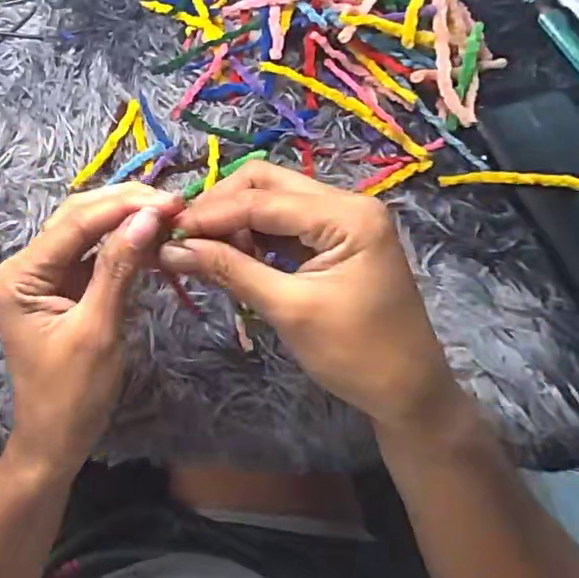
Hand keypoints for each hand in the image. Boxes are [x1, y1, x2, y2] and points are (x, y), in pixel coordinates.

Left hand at [0, 184, 182, 476]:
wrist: (55, 443)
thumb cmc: (71, 395)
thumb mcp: (98, 329)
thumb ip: (119, 268)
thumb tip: (148, 217)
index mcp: (20, 274)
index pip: (74, 224)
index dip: (122, 207)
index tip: (169, 200)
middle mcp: (25, 265)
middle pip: (77, 219)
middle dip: (125, 207)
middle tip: (173, 204)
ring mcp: (43, 274)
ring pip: (86, 232)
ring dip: (126, 222)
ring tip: (168, 215)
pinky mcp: (62, 286)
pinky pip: (92, 255)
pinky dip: (122, 246)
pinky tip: (152, 239)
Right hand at [157, 161, 461, 434]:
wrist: (411, 394)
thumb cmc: (356, 355)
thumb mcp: (288, 310)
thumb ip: (229, 270)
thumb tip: (171, 250)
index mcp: (347, 216)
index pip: (262, 200)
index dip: (210, 214)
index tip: (167, 232)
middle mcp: (347, 202)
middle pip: (266, 183)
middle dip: (221, 206)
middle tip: (185, 236)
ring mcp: (343, 218)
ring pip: (272, 197)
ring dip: (235, 218)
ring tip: (205, 249)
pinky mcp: (335, 237)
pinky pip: (283, 220)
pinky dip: (253, 232)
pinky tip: (232, 254)